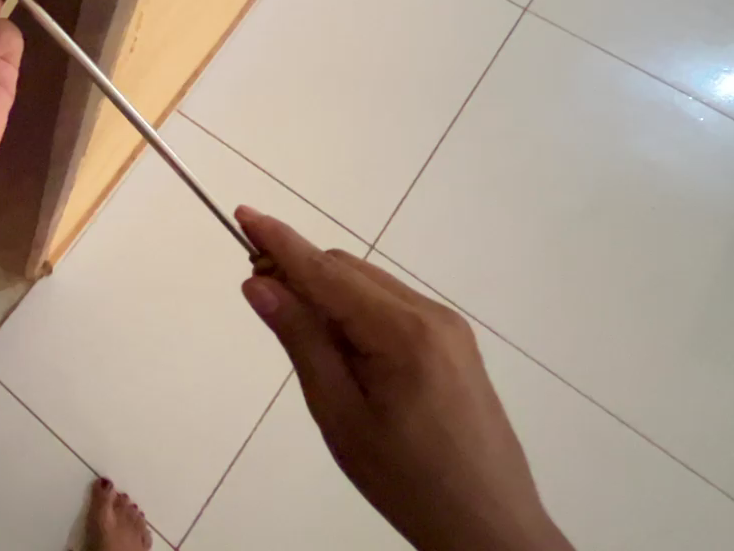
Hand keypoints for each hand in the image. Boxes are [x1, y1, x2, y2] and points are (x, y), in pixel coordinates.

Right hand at [237, 207, 571, 550]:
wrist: (492, 532)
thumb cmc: (405, 479)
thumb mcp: (338, 412)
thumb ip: (299, 338)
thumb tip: (258, 282)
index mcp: (401, 332)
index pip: (323, 270)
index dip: (278, 240)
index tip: (241, 213)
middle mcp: (429, 314)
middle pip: (343, 267)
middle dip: (296, 268)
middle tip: (257, 292)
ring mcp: (446, 326)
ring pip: (363, 281)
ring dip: (322, 286)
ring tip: (294, 324)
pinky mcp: (452, 341)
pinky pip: (384, 300)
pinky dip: (349, 303)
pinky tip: (336, 340)